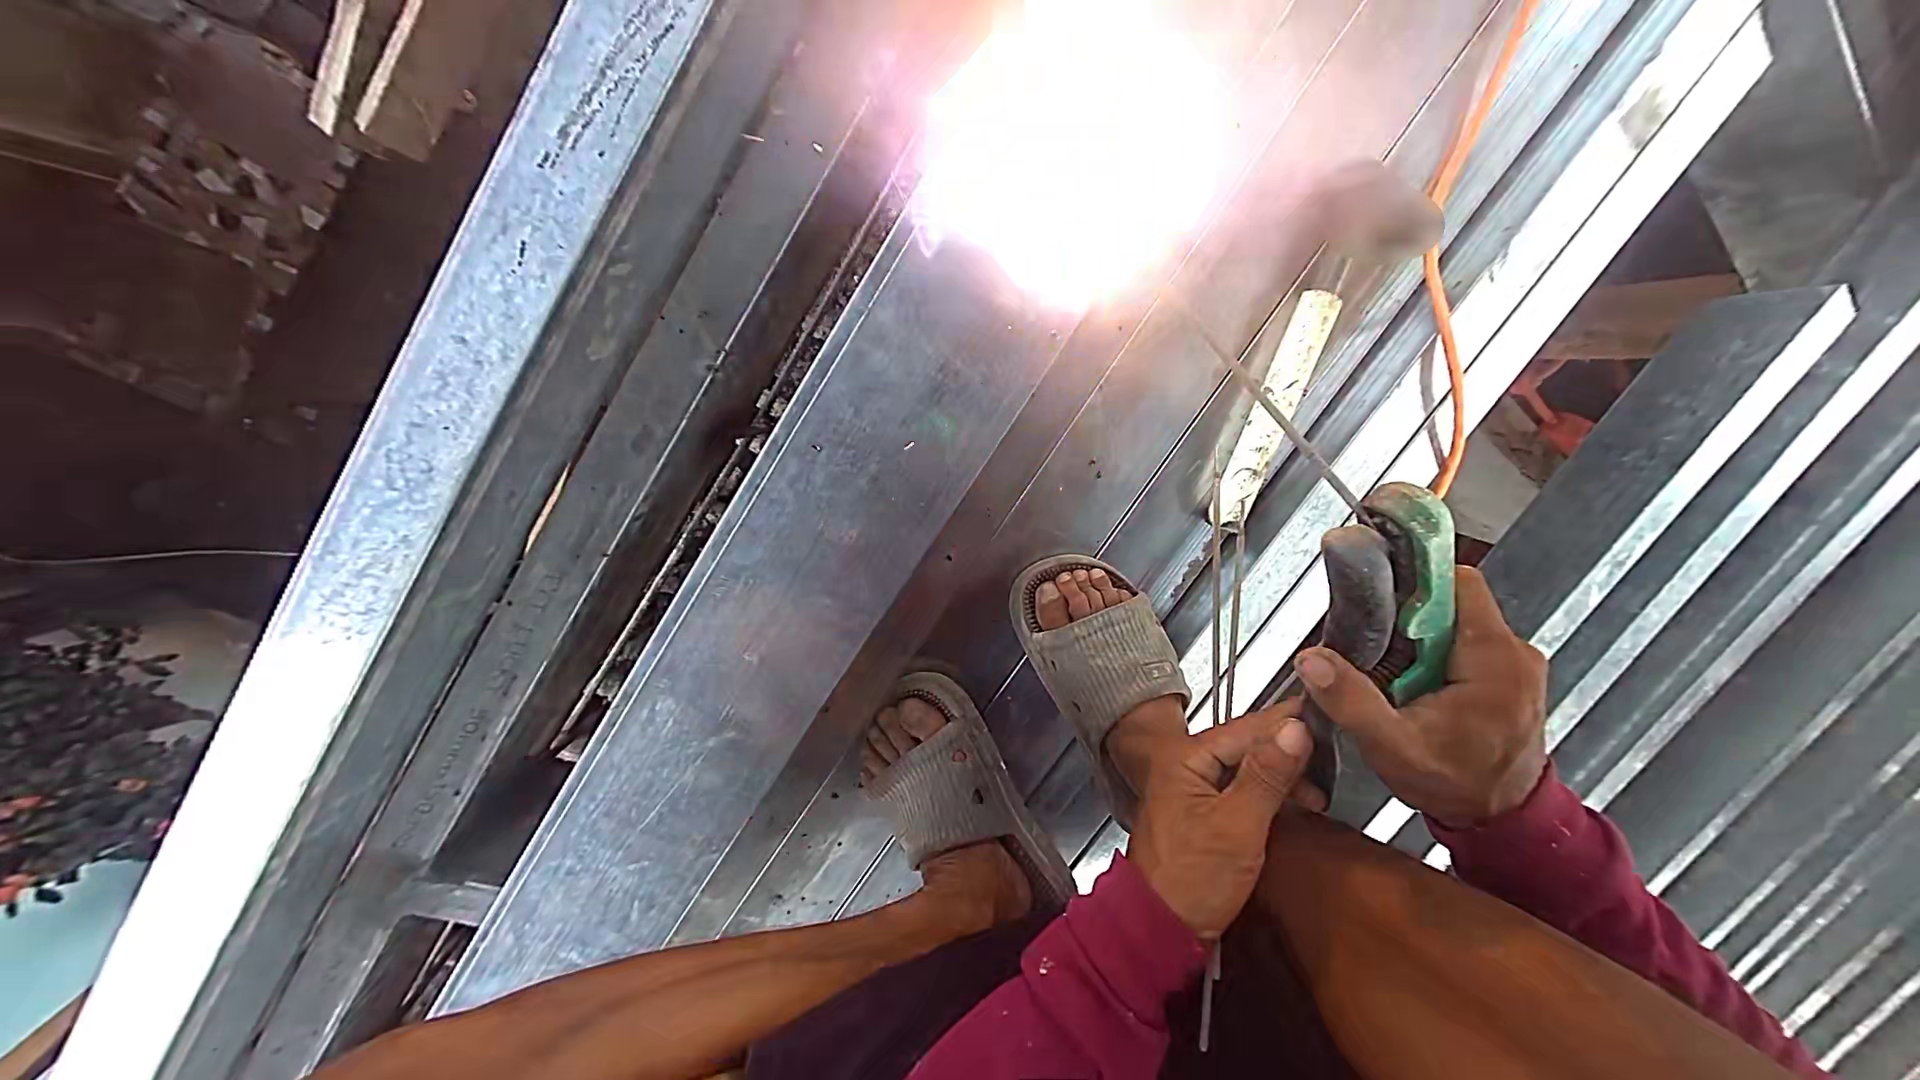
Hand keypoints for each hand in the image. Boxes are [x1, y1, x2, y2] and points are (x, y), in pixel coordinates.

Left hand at [1125, 706, 1313, 939]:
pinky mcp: (1202, 811)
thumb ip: (1267, 775)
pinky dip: (1268, 795)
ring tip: (1314, 793)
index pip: (1244, 727)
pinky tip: (1292, 806)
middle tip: (1326, 761)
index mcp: (1183, 757)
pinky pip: (1240, 790)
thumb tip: (1294, 731)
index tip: (1320, 712)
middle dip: (1286, 752)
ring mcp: (1192, 787)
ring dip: (1280, 776)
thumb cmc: (1189, 879)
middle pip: (1245, 745)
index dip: (1285, 722)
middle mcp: (1184, 764)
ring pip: (1245, 768)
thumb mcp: (1238, 824)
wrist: (1162, 925)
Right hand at [1294, 565, 1547, 828]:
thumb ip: (1350, 700)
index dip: (1409, 580)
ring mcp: (1510, 659)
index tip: (1374, 592)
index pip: (1454, 581)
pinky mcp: (1501, 669)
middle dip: (1400, 615)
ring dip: (1409, 634)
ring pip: (1446, 616)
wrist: (1499, 818)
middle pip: (1443, 598)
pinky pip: (1455, 636)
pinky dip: (1424, 648)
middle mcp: (1512, 652)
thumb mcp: (1391, 746)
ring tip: (1388, 670)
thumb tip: (1312, 660)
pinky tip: (1406, 678)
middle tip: (1372, 650)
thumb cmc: (1457, 784)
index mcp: (1494, 659)